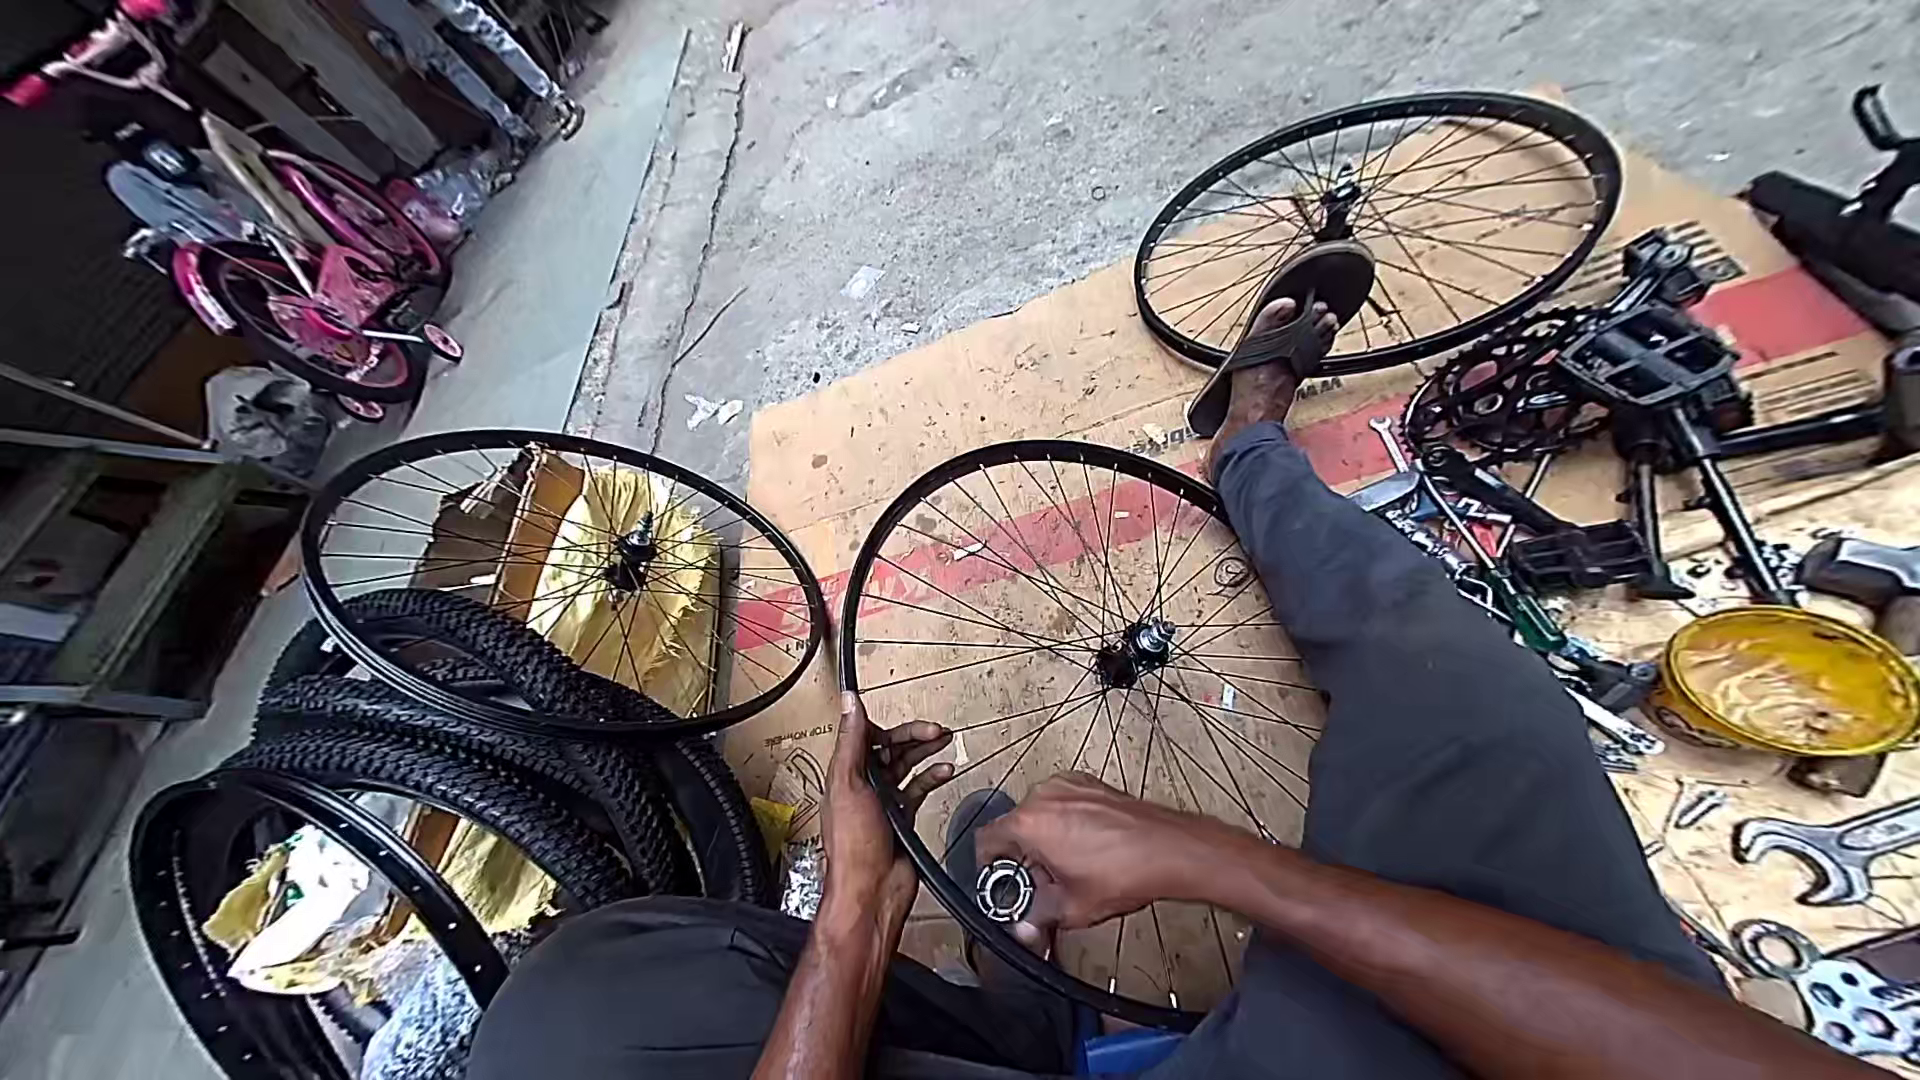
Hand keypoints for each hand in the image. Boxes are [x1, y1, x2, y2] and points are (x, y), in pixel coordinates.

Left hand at [821, 691, 952, 925]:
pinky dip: (932, 776)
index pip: (867, 736)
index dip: (889, 726)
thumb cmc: (853, 846)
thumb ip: (851, 740)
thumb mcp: (849, 784)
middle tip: (936, 730)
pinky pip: (919, 787)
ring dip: (926, 750)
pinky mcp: (902, 814)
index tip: (907, 719)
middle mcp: (864, 783)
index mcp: (846, 773)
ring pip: (907, 764)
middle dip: (914, 735)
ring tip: (945, 740)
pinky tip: (944, 771)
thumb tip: (848, 702)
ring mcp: (884, 799)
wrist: (872, 892)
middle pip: (891, 747)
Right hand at [975, 771, 1240, 929]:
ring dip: (1044, 837)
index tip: (999, 877)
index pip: (986, 838)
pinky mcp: (1084, 782)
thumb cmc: (1123, 870)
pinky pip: (1061, 801)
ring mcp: (1065, 784)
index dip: (987, 863)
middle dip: (1023, 856)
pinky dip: (1064, 819)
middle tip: (1043, 882)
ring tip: (1070, 864)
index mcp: (1029, 823)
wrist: (1163, 847)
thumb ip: (1036, 917)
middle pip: (1015, 827)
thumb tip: (1023, 928)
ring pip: (1038, 813)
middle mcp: (1042, 796)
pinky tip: (1085, 844)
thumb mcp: (1071, 907)